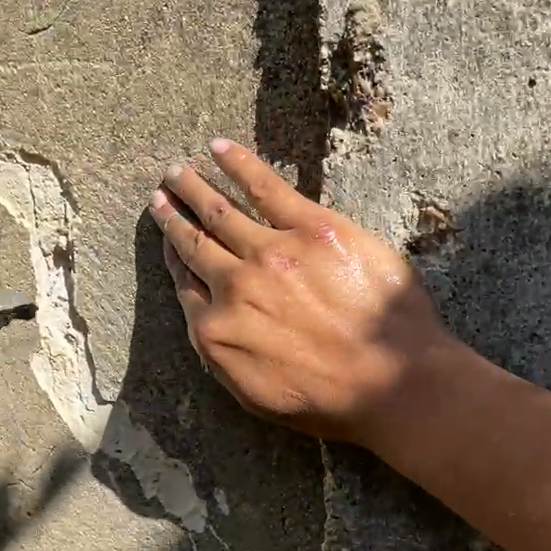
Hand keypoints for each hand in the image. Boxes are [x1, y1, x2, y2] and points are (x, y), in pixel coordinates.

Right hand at [146, 139, 453, 443]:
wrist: (390, 382)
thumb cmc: (329, 400)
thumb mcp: (255, 396)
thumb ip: (221, 356)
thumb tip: (207, 321)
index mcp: (216, 330)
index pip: (185, 284)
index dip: (174, 258)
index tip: (168, 241)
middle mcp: (232, 287)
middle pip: (194, 244)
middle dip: (173, 217)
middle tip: (160, 195)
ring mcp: (270, 253)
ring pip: (219, 212)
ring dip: (194, 188)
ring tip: (177, 170)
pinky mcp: (311, 228)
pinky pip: (264, 188)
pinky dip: (238, 165)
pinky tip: (219, 149)